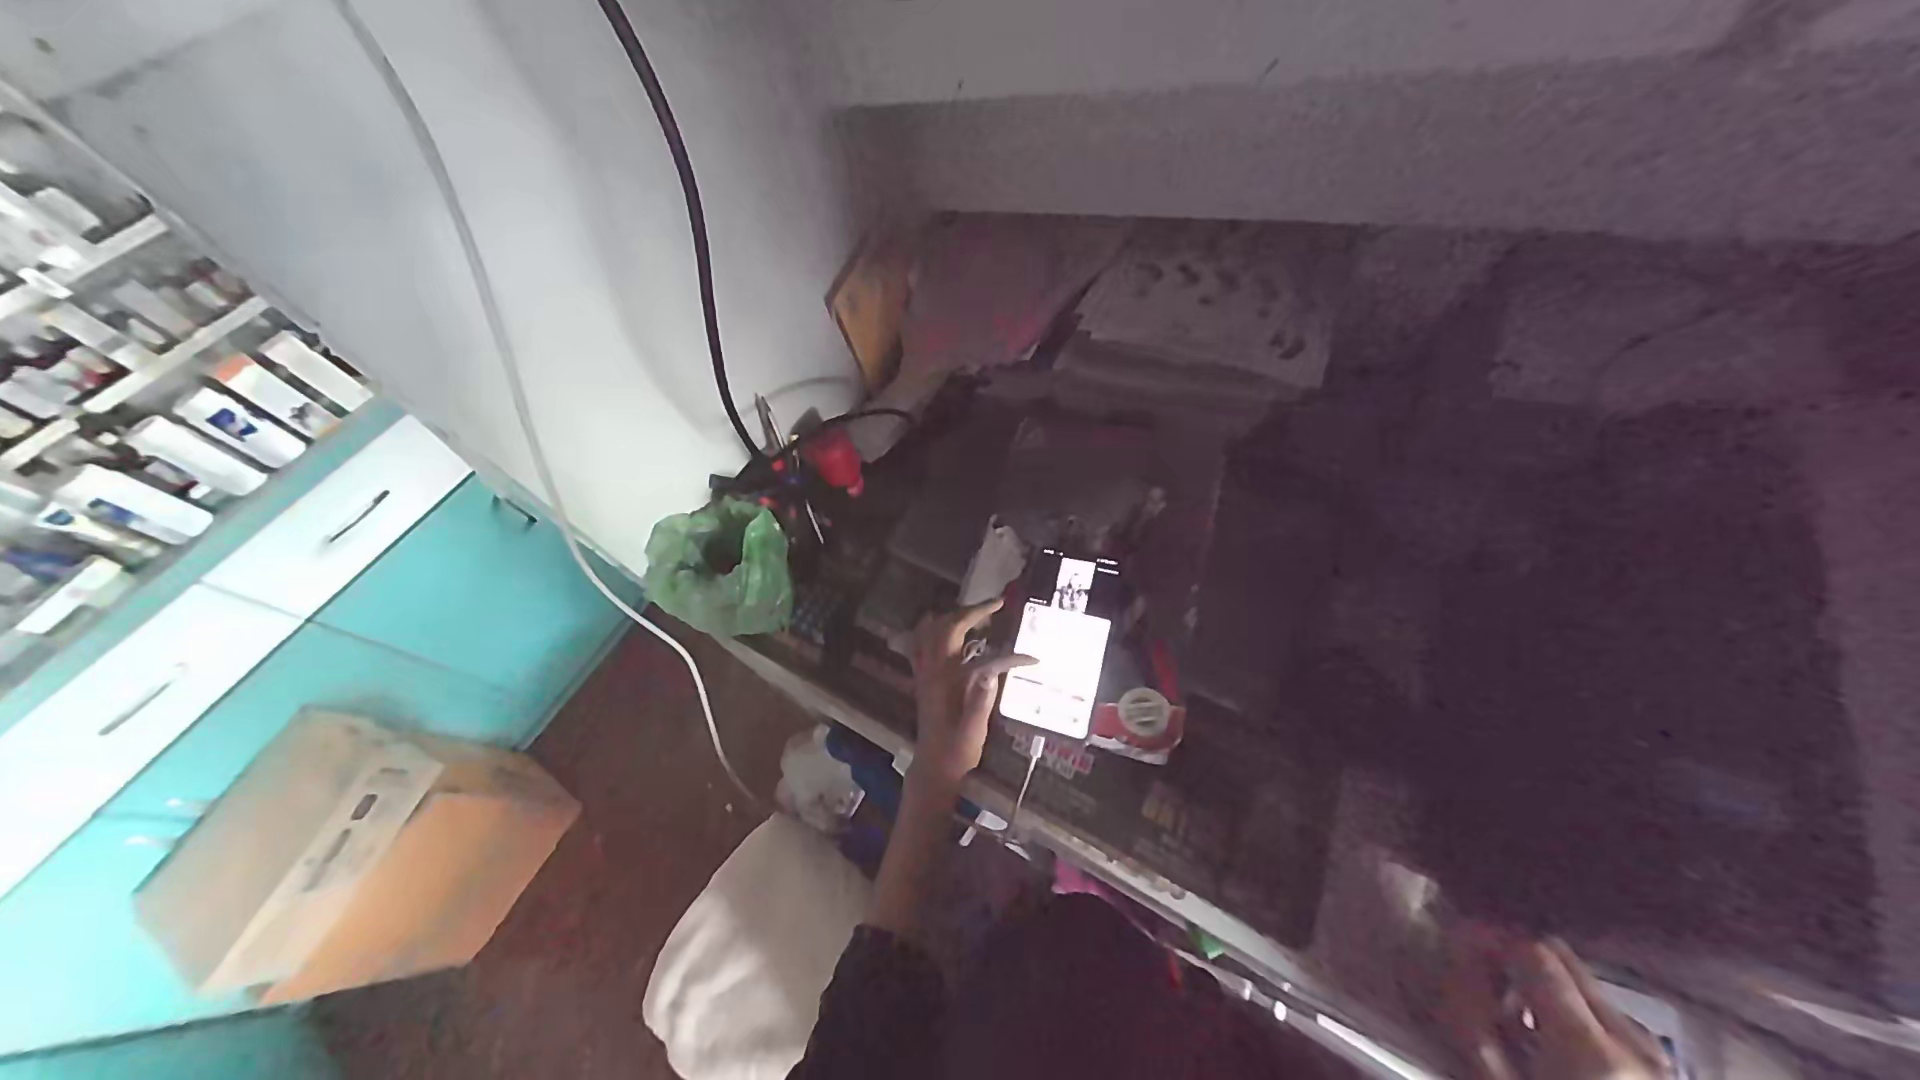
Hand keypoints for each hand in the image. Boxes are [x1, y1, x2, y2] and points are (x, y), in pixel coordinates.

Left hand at [908, 599, 1034, 787]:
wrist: (934, 768)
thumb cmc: (957, 750)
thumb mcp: (973, 731)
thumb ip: (981, 701)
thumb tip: (991, 673)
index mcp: (946, 682)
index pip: (982, 660)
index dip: (1008, 658)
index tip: (1032, 659)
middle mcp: (932, 671)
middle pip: (947, 628)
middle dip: (973, 612)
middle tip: (997, 604)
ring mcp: (924, 673)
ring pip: (931, 630)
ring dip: (953, 616)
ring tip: (976, 611)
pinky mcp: (922, 678)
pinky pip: (919, 643)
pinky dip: (929, 628)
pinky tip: (939, 623)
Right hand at [1443, 928, 1670, 1079]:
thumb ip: (1471, 1022)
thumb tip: (1450, 964)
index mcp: (1589, 1043)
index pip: (1533, 950)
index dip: (1488, 936)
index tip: (1455, 940)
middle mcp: (1632, 1038)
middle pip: (1563, 958)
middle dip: (1513, 952)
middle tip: (1475, 969)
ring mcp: (1657, 1058)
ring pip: (1584, 984)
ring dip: (1540, 981)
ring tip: (1509, 1010)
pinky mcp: (1662, 1073)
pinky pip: (1606, 1016)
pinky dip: (1567, 1010)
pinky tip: (1547, 1041)